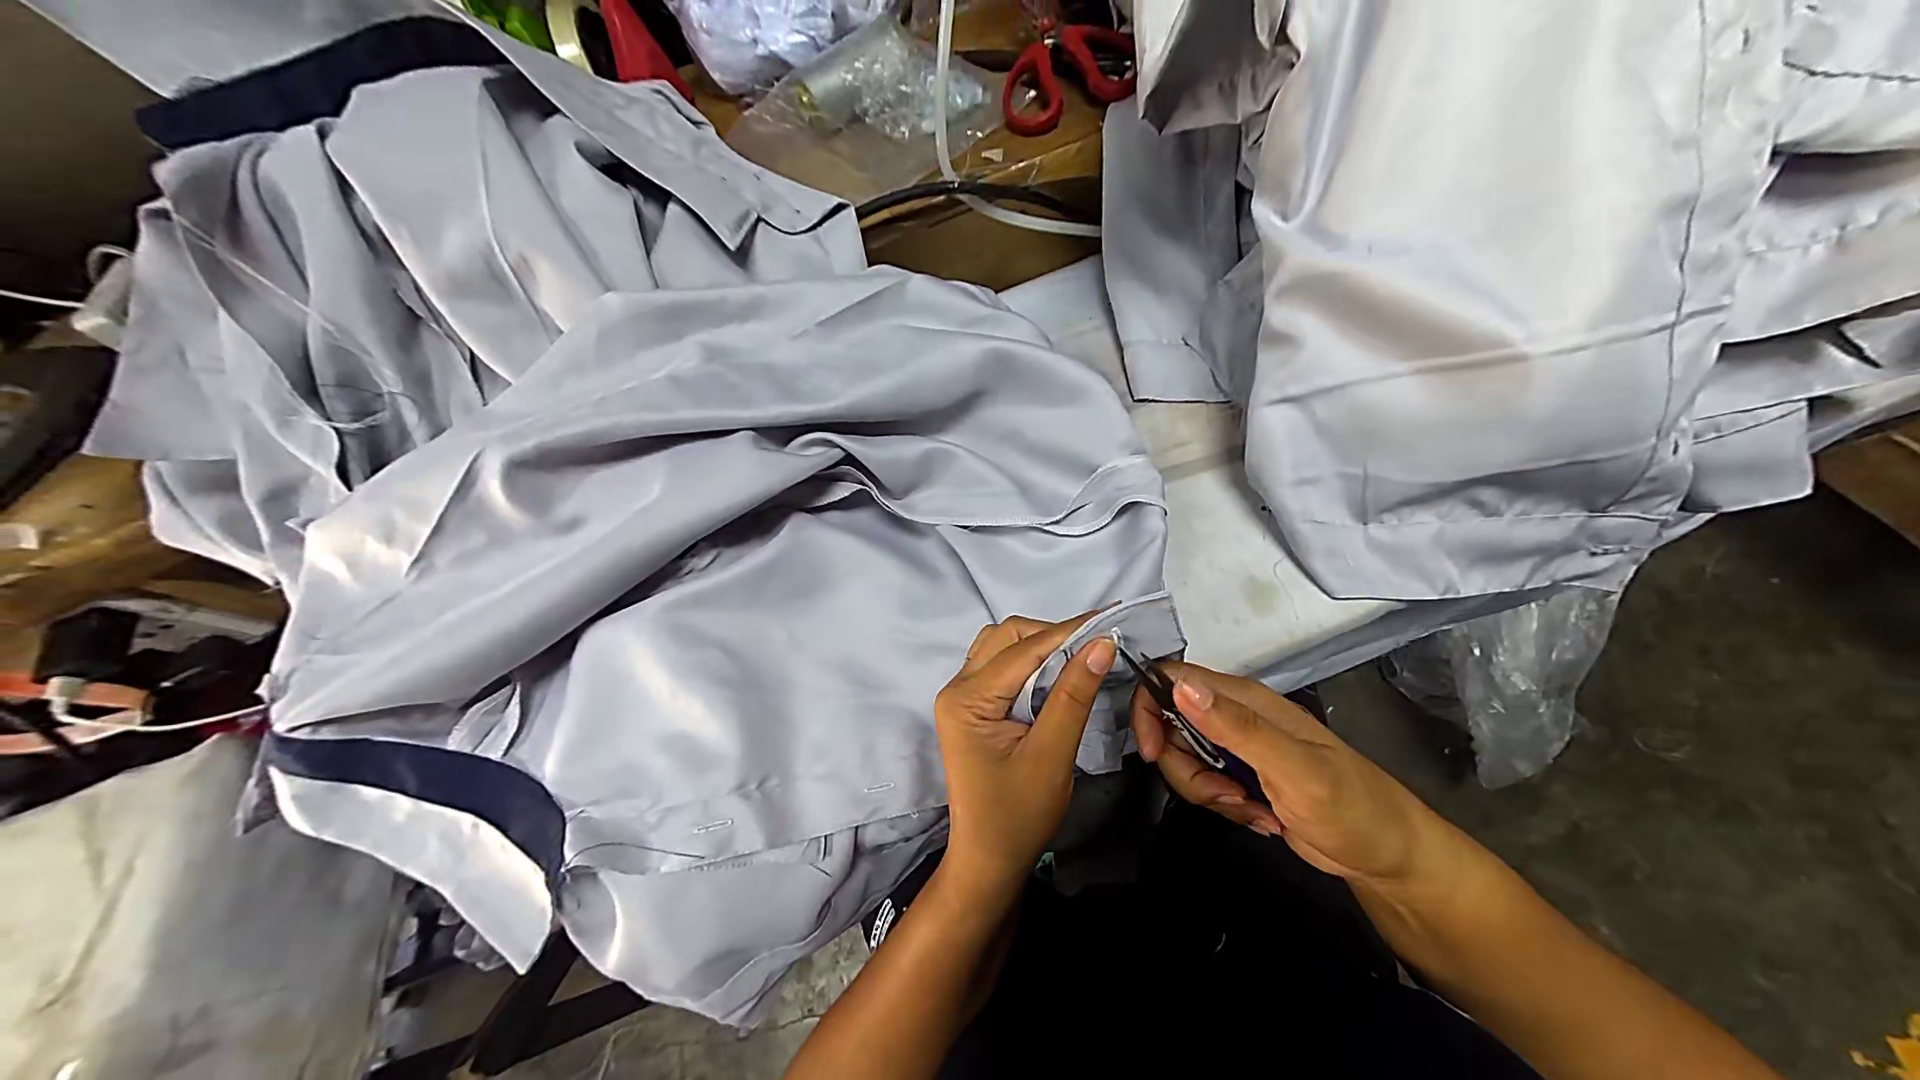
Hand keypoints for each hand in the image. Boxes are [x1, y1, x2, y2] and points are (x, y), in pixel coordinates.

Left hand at [934, 615, 1114, 894]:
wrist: (988, 857)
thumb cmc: (1018, 815)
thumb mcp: (1052, 755)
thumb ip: (1074, 696)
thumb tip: (1102, 644)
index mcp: (968, 700)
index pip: (1024, 649)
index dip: (1069, 631)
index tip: (1111, 620)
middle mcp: (957, 688)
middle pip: (1007, 637)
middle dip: (1053, 636)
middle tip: (1096, 646)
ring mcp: (960, 696)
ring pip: (1002, 645)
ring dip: (1039, 645)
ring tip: (1079, 657)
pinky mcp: (971, 706)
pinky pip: (999, 664)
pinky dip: (1029, 661)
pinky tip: (1055, 672)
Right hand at [1130, 662, 1462, 892]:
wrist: (1387, 855)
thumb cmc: (1352, 806)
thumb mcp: (1293, 767)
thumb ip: (1236, 726)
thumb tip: (1182, 688)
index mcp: (1245, 699)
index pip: (1172, 679)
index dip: (1150, 709)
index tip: (1152, 751)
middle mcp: (1236, 715)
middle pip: (1170, 725)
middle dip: (1183, 767)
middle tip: (1222, 793)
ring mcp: (1238, 747)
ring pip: (1184, 758)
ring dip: (1205, 791)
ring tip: (1249, 807)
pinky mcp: (1241, 775)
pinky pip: (1204, 783)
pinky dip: (1221, 803)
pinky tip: (1258, 815)